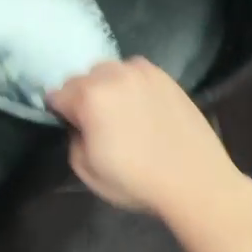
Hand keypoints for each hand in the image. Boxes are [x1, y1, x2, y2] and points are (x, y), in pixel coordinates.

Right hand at [48, 58, 249, 219]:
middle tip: (93, 123)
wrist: (194, 180)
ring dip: (105, 87)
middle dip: (81, 96)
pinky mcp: (166, 78)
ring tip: (118, 112)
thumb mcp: (85, 169)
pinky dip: (129, 84)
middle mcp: (115, 76)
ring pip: (109, 71)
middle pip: (82, 78)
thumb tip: (78, 125)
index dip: (58, 113)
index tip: (69, 128)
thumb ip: (73, 138)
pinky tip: (139, 107)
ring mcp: (144, 74)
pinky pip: (135, 72)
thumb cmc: (134, 180)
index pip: (57, 94)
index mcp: (90, 98)